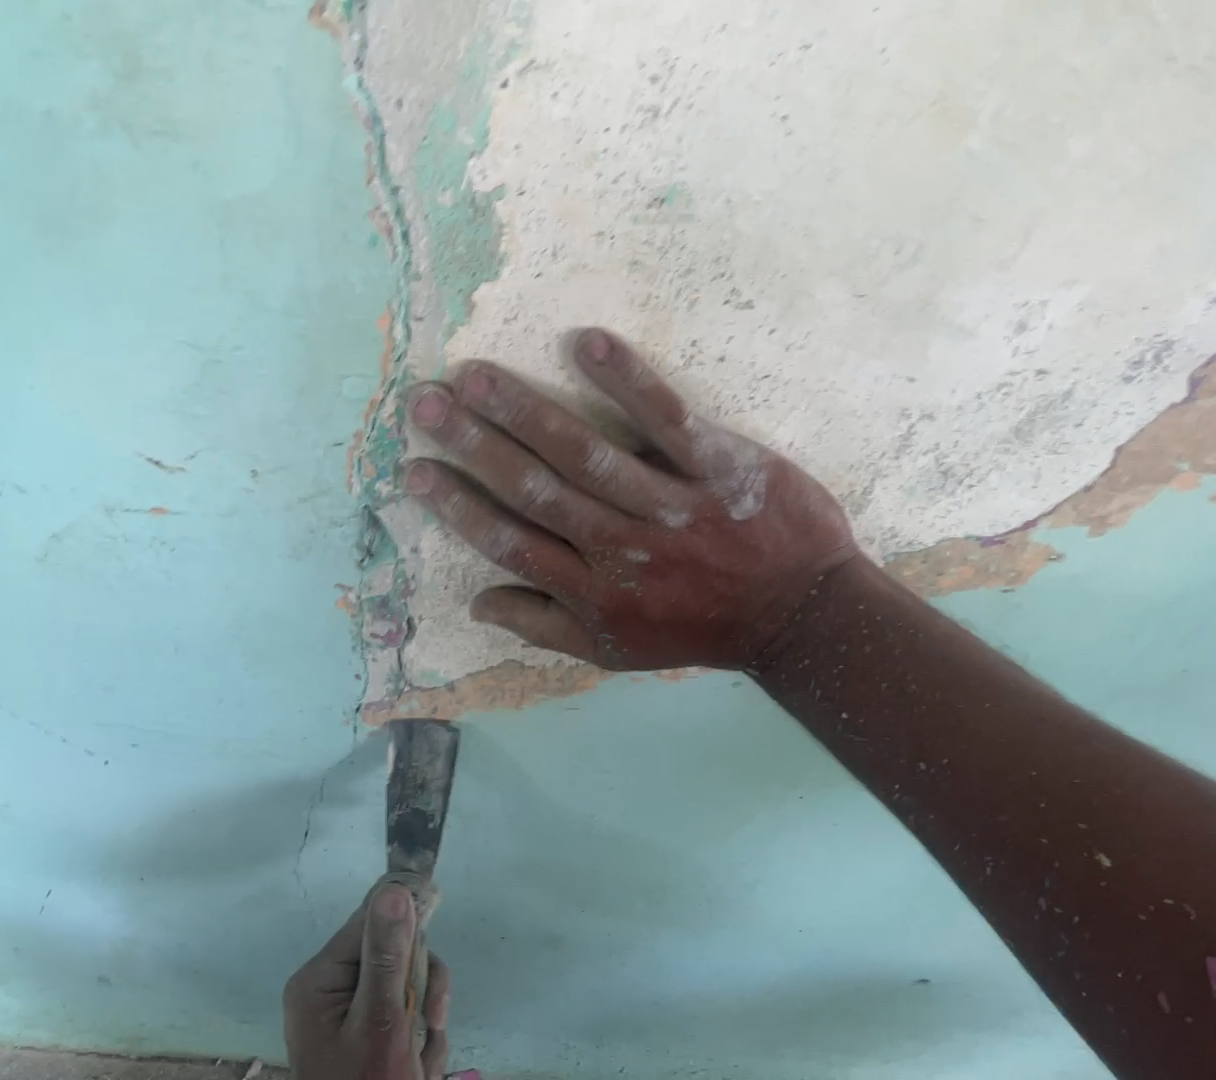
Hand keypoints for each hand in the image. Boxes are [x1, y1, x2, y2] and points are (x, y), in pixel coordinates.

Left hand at [284, 882, 450, 1079]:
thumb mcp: (381, 1025)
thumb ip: (388, 957)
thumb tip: (394, 890)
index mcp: (320, 981)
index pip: (368, 922)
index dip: (405, 916)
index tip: (436, 905)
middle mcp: (330, 993)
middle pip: (393, 956)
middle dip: (420, 991)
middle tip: (429, 1026)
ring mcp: (350, 1020)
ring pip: (407, 992)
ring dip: (425, 1028)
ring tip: (418, 1067)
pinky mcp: (369, 1043)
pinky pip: (407, 1024)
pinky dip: (421, 1049)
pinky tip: (418, 1074)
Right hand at [401, 328, 858, 671]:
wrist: (800, 616)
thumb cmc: (695, 630)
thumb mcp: (612, 653)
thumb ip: (542, 627)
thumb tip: (476, 604)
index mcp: (591, 591)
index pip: (509, 542)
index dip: (458, 507)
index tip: (414, 470)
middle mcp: (620, 546)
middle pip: (534, 489)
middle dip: (473, 445)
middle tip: (425, 404)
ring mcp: (670, 504)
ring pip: (585, 452)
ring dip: (525, 410)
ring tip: (475, 376)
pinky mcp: (719, 467)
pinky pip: (668, 419)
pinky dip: (627, 382)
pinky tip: (587, 343)